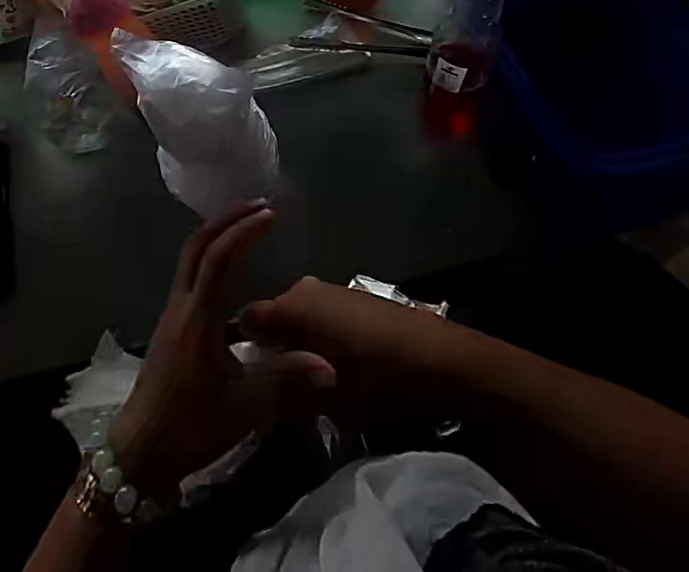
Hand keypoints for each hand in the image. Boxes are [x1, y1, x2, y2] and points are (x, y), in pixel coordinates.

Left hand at [110, 203, 333, 494]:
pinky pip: (189, 273)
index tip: (270, 214)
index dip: (243, 232)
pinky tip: (230, 266)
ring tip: (247, 224)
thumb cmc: (191, 428)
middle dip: (226, 219)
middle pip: (197, 246)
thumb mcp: (246, 408)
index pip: (220, 260)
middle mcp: (181, 307)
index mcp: (199, 319)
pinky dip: (209, 254)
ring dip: (216, 233)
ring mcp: (171, 315)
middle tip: (258, 205)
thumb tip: (332, 368)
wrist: (137, 457)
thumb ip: (288, 380)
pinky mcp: (170, 326)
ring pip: (189, 258)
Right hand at [239, 276, 490, 421]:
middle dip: (275, 353)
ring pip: (300, 321)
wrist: (443, 360)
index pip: (247, 321)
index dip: (245, 353)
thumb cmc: (379, 378)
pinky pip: (323, 319)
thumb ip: (284, 395)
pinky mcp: (356, 299)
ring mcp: (334, 291)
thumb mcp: (326, 399)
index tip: (251, 382)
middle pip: (274, 321)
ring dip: (301, 350)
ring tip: (316, 384)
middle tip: (284, 390)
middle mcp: (307, 288)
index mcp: (293, 304)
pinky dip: (323, 342)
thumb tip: (257, 399)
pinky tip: (341, 369)